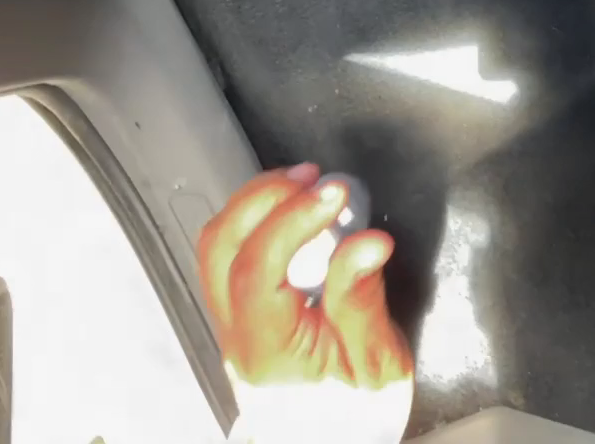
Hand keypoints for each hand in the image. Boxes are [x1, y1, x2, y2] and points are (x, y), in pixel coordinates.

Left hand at [198, 164, 412, 442]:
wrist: (331, 441)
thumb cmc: (356, 409)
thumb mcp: (377, 363)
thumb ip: (363, 300)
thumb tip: (368, 242)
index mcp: (269, 349)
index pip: (258, 268)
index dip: (293, 219)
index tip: (334, 193)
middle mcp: (237, 332)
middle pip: (221, 246)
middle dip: (264, 195)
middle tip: (313, 178)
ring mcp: (231, 319)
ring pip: (217, 244)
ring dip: (257, 200)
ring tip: (304, 183)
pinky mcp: (239, 309)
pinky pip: (230, 251)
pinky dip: (256, 215)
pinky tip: (293, 207)